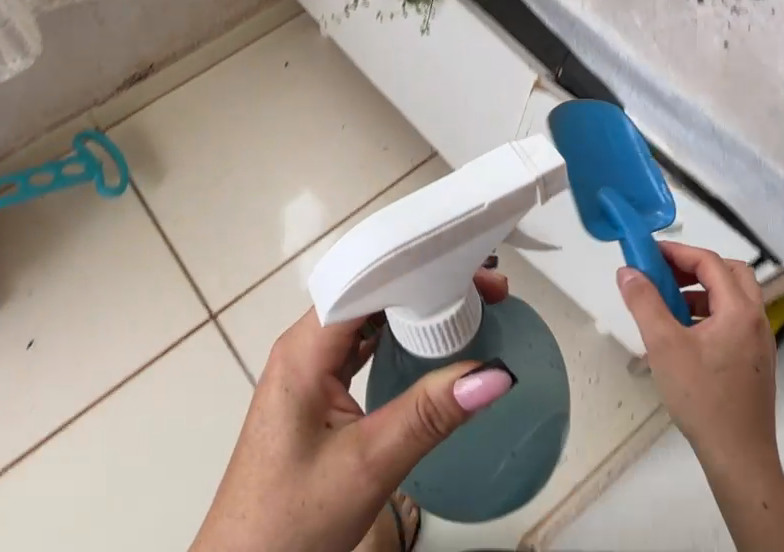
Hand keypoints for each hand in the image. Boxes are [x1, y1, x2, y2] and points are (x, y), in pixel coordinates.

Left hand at [191, 271, 513, 551]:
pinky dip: (399, 337)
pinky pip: (361, 346)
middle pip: (368, 292)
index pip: (364, 279)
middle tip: (486, 286)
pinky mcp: (316, 390)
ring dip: (415, 309)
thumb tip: (493, 375)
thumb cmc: (289, 519)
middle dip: (425, 281)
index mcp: (303, 349)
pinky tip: (432, 342)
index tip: (469, 264)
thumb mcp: (368, 464)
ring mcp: (308, 368)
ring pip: (366, 317)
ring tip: (470, 304)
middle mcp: (303, 346)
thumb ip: (429, 416)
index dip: (417, 265)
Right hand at [619, 245, 783, 550]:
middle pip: (731, 273)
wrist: (738, 456)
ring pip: (734, 298)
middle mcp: (757, 321)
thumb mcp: (663, 345)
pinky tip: (684, 334)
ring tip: (668, 304)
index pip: (710, 262)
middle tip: (662, 273)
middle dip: (694, 266)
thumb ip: (644, 302)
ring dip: (701, 289)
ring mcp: (760, 343)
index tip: (647, 252)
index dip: (677, 251)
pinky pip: (734, 320)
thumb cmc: (701, 397)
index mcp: (740, 311)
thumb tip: (627, 271)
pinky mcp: (756, 362)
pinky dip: (709, 312)